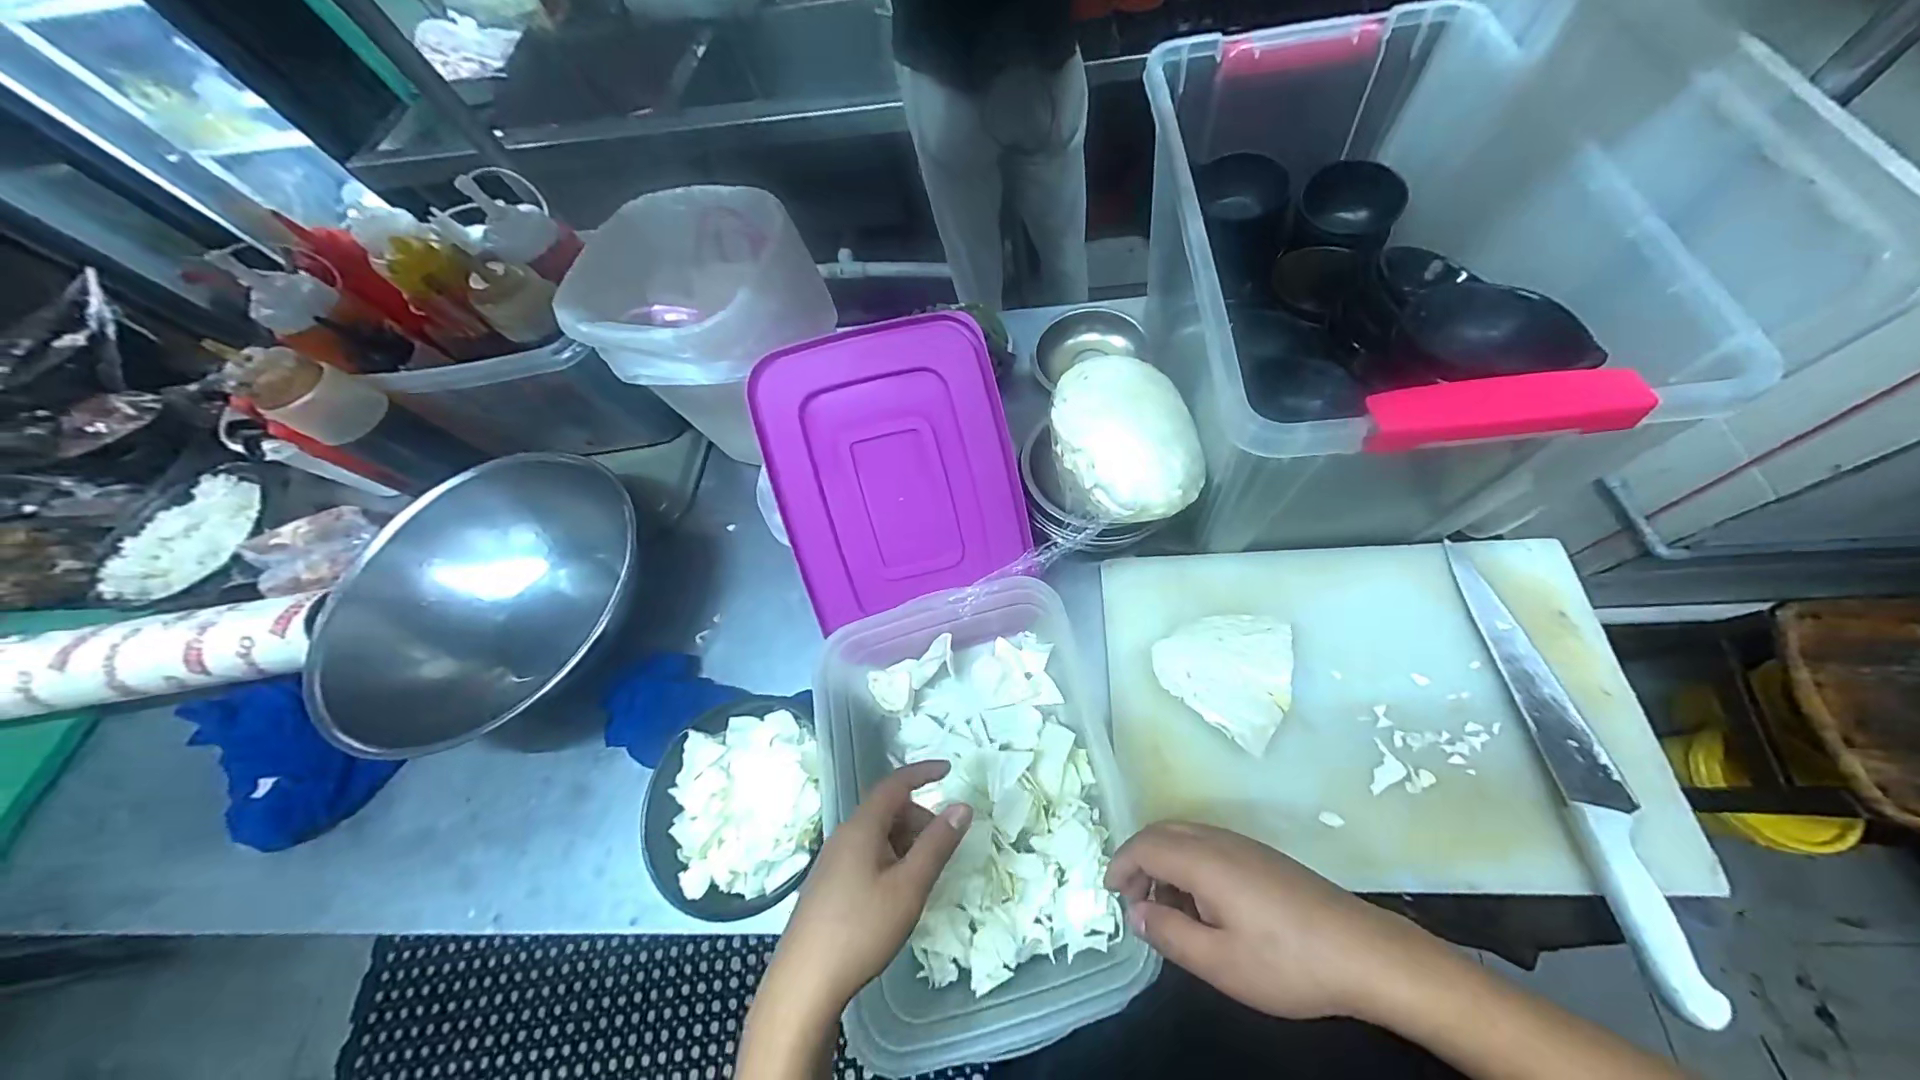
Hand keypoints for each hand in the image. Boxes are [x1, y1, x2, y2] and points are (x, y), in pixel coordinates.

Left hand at [767, 760, 973, 1008]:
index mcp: (861, 827)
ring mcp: (832, 861)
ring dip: (906, 843)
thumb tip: (961, 806)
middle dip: (920, 819)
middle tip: (943, 848)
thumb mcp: (909, 886)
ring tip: (923, 877)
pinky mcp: (828, 885)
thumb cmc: (861, 929)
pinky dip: (891, 860)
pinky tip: (898, 894)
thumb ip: (937, 844)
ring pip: (878, 835)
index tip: (948, 769)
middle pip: (888, 810)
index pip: (895, 784)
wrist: (803, 984)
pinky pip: (866, 855)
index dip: (922, 773)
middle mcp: (843, 836)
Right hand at [1106, 821, 1454, 1022]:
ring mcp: (1244, 844)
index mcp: (1203, 859)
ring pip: (1185, 835)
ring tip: (1165, 907)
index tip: (1111, 894)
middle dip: (1138, 860)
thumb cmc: (1287, 962)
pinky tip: (1202, 903)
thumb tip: (1136, 913)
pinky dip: (1187, 862)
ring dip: (1163, 861)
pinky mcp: (1262, 856)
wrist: (1365, 953)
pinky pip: (1208, 844)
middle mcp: (1219, 840)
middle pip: (1162, 832)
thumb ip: (1169, 934)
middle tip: (1134, 902)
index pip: (1145, 845)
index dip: (1121, 866)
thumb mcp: (1219, 962)